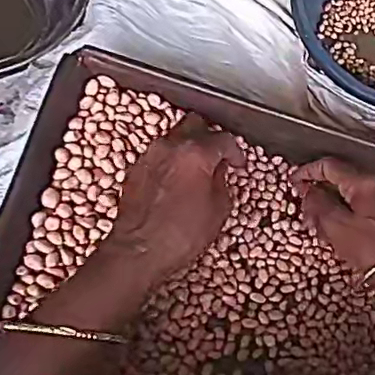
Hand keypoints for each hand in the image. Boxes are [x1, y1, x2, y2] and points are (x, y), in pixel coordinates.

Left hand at [100, 116, 244, 283]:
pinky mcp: (135, 169)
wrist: (140, 250)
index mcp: (196, 153)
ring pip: (174, 138)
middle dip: (210, 138)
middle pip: (195, 125)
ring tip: (198, 170)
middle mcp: (170, 146)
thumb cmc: (182, 233)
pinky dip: (171, 161)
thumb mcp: (219, 209)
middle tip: (219, 157)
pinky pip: (159, 155)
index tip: (239, 164)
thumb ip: (222, 182)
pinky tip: (178, 181)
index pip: (224, 139)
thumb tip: (219, 173)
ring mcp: (149, 156)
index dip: (236, 152)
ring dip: (188, 148)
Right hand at [291, 158, 374, 274]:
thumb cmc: (367, 247)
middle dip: (314, 193)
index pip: (329, 166)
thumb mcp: (335, 223)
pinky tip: (326, 232)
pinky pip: (346, 209)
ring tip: (313, 224)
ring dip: (322, 208)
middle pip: (334, 181)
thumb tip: (306, 190)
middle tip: (302, 206)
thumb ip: (317, 202)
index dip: (307, 171)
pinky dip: (332, 217)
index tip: (293, 181)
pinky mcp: (370, 217)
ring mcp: (371, 202)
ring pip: (339, 196)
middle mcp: (369, 188)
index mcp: (362, 184)